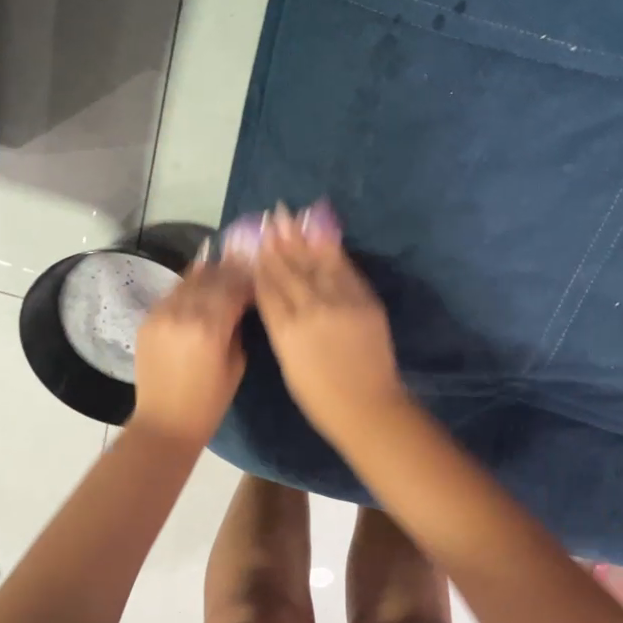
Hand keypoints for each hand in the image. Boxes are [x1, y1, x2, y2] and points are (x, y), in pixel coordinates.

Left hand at [129, 261, 251, 445]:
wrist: (165, 423)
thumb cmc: (209, 402)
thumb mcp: (236, 365)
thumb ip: (238, 328)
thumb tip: (241, 305)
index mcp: (210, 328)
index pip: (234, 288)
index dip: (250, 280)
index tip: (261, 277)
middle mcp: (183, 314)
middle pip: (211, 278)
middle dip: (230, 270)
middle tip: (245, 264)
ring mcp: (161, 314)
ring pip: (189, 280)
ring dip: (209, 273)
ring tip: (224, 268)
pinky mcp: (148, 320)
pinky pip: (172, 294)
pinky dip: (188, 287)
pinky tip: (200, 286)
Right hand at [254, 205, 408, 437]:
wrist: (366, 406)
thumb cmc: (320, 397)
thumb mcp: (288, 364)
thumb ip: (281, 328)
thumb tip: (276, 301)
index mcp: (284, 331)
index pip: (268, 288)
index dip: (261, 263)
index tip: (255, 242)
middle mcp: (309, 310)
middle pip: (289, 269)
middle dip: (279, 242)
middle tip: (272, 217)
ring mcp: (339, 303)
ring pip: (315, 263)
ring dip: (301, 238)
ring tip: (290, 216)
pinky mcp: (364, 301)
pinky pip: (344, 270)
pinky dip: (331, 251)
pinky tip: (321, 235)